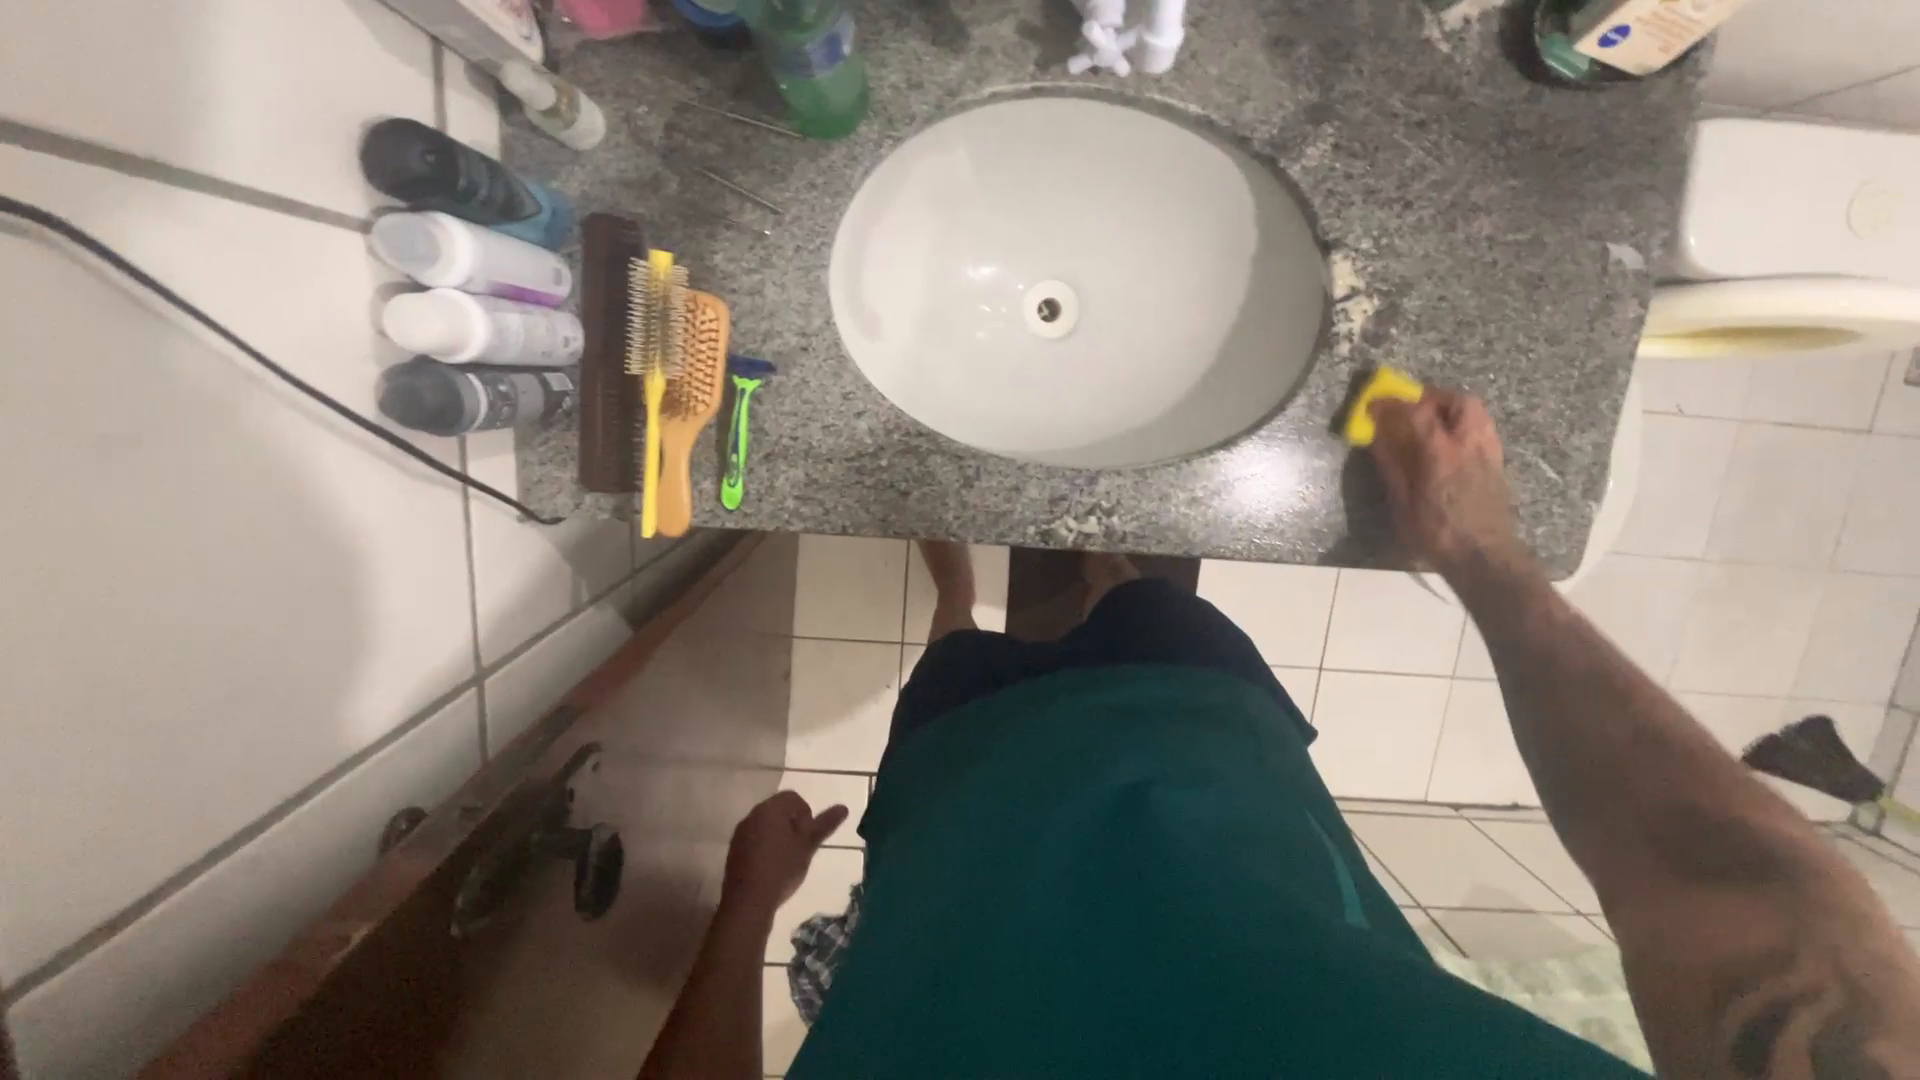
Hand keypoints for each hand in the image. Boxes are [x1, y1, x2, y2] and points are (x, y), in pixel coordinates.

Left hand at [721, 791, 848, 913]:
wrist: (748, 901)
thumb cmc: (782, 868)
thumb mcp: (808, 846)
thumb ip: (824, 825)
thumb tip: (844, 807)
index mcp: (771, 808)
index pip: (794, 798)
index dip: (806, 815)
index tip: (807, 838)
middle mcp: (753, 814)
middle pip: (779, 810)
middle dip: (792, 825)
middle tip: (800, 849)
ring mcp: (741, 832)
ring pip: (766, 825)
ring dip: (779, 836)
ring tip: (787, 860)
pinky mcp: (734, 849)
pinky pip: (754, 839)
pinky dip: (765, 847)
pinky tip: (771, 868)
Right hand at [1367, 389, 1524, 576]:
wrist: (1484, 556)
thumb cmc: (1436, 534)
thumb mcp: (1404, 504)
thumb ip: (1392, 466)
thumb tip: (1378, 439)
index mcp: (1442, 454)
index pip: (1419, 413)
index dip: (1395, 403)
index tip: (1376, 403)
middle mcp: (1470, 445)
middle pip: (1460, 402)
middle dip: (1433, 397)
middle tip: (1411, 407)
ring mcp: (1489, 453)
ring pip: (1477, 413)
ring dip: (1452, 409)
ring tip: (1431, 423)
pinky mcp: (1497, 464)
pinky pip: (1483, 431)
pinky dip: (1464, 426)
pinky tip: (1449, 444)